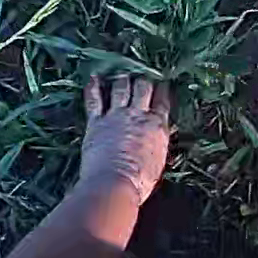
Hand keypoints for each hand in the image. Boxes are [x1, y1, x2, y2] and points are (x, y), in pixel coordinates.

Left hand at [79, 74, 169, 204]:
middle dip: (143, 80)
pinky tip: (94, 78)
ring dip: (122, 80)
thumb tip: (164, 131)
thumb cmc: (139, 181)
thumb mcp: (159, 161)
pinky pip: (94, 99)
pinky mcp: (96, 122)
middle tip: (141, 77)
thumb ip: (159, 141)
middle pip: (143, 88)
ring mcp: (116, 116)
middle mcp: (138, 115)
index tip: (162, 84)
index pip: (162, 101)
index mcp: (157, 126)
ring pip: (121, 88)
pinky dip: (94, 87)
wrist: (114, 183)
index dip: (162, 90)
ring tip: (122, 75)